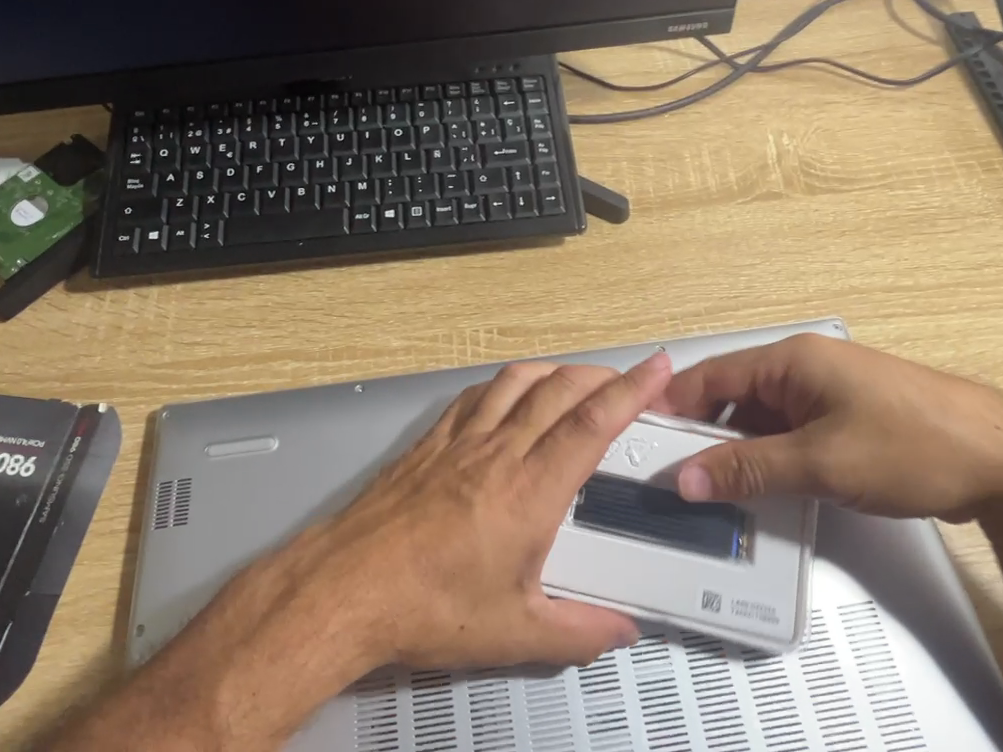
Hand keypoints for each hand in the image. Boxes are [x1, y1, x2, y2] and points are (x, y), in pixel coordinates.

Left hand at [278, 352, 673, 669]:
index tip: (656, 369)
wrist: (346, 588)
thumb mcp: (514, 633)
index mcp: (529, 491)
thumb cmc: (421, 605)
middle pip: (560, 390)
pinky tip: (505, 394)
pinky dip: (503, 385)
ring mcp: (459, 442)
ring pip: (516, 382)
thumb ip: (578, 632)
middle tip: (626, 379)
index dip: (632, 390)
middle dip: (602, 376)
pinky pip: (474, 396)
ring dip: (554, 372)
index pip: (593, 423)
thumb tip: (617, 632)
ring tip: (575, 379)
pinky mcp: (429, 444)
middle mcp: (497, 454)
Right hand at [654, 334, 1002, 521]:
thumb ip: (747, 470)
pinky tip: (764, 487)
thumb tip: (688, 479)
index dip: (672, 407)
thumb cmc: (918, 445)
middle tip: (679, 475)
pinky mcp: (846, 418)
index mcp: (791, 360)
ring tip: (717, 488)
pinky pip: (789, 433)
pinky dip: (770, 457)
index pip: (709, 376)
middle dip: (704, 435)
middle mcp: (804, 369)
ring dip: (738, 450)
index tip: (643, 441)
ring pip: (760, 419)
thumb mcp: (821, 463)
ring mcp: (827, 393)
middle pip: (731, 397)